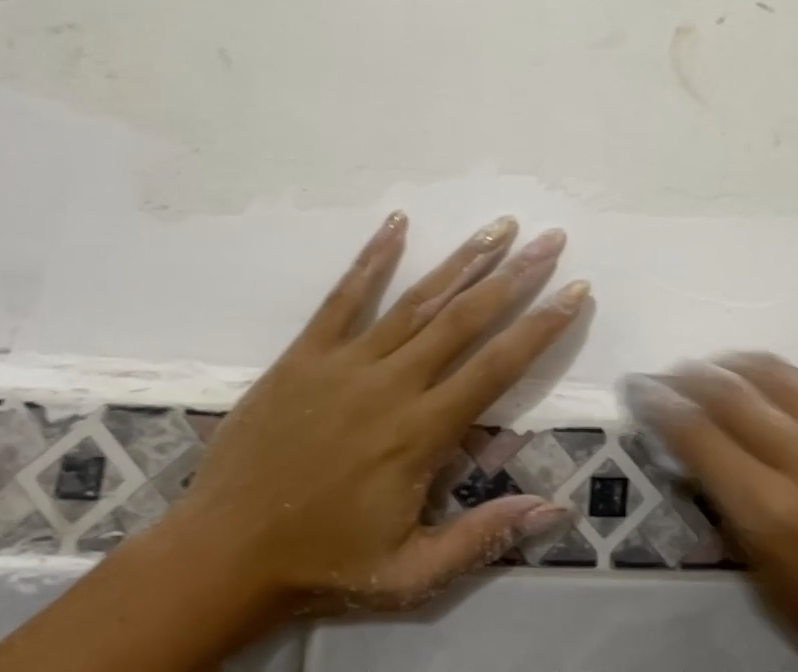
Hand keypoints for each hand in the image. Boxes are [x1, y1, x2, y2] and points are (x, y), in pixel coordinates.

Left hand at [172, 211, 587, 616]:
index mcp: (422, 433)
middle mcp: (391, 385)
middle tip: (551, 238)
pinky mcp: (304, 354)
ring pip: (416, 300)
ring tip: (500, 226)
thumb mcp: (410, 576)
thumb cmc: (323, 564)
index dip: (542, 325)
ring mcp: (345, 363)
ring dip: (463, 260)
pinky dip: (373, 257)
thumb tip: (556, 510)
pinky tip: (397, 222)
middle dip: (515, 276)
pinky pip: (343, 296)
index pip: (498, 366)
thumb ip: (482, 537)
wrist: (222, 554)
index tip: (575, 289)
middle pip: (465, 318)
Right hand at [627, 354, 797, 671]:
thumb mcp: (757, 567)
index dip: (661, 406)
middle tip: (668, 376)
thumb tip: (686, 443)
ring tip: (708, 369)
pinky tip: (758, 379)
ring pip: (771, 372)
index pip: (698, 434)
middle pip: (730, 393)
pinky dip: (774, 374)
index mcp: (770, 511)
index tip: (640, 392)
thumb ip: (722, 498)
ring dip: (729, 365)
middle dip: (688, 377)